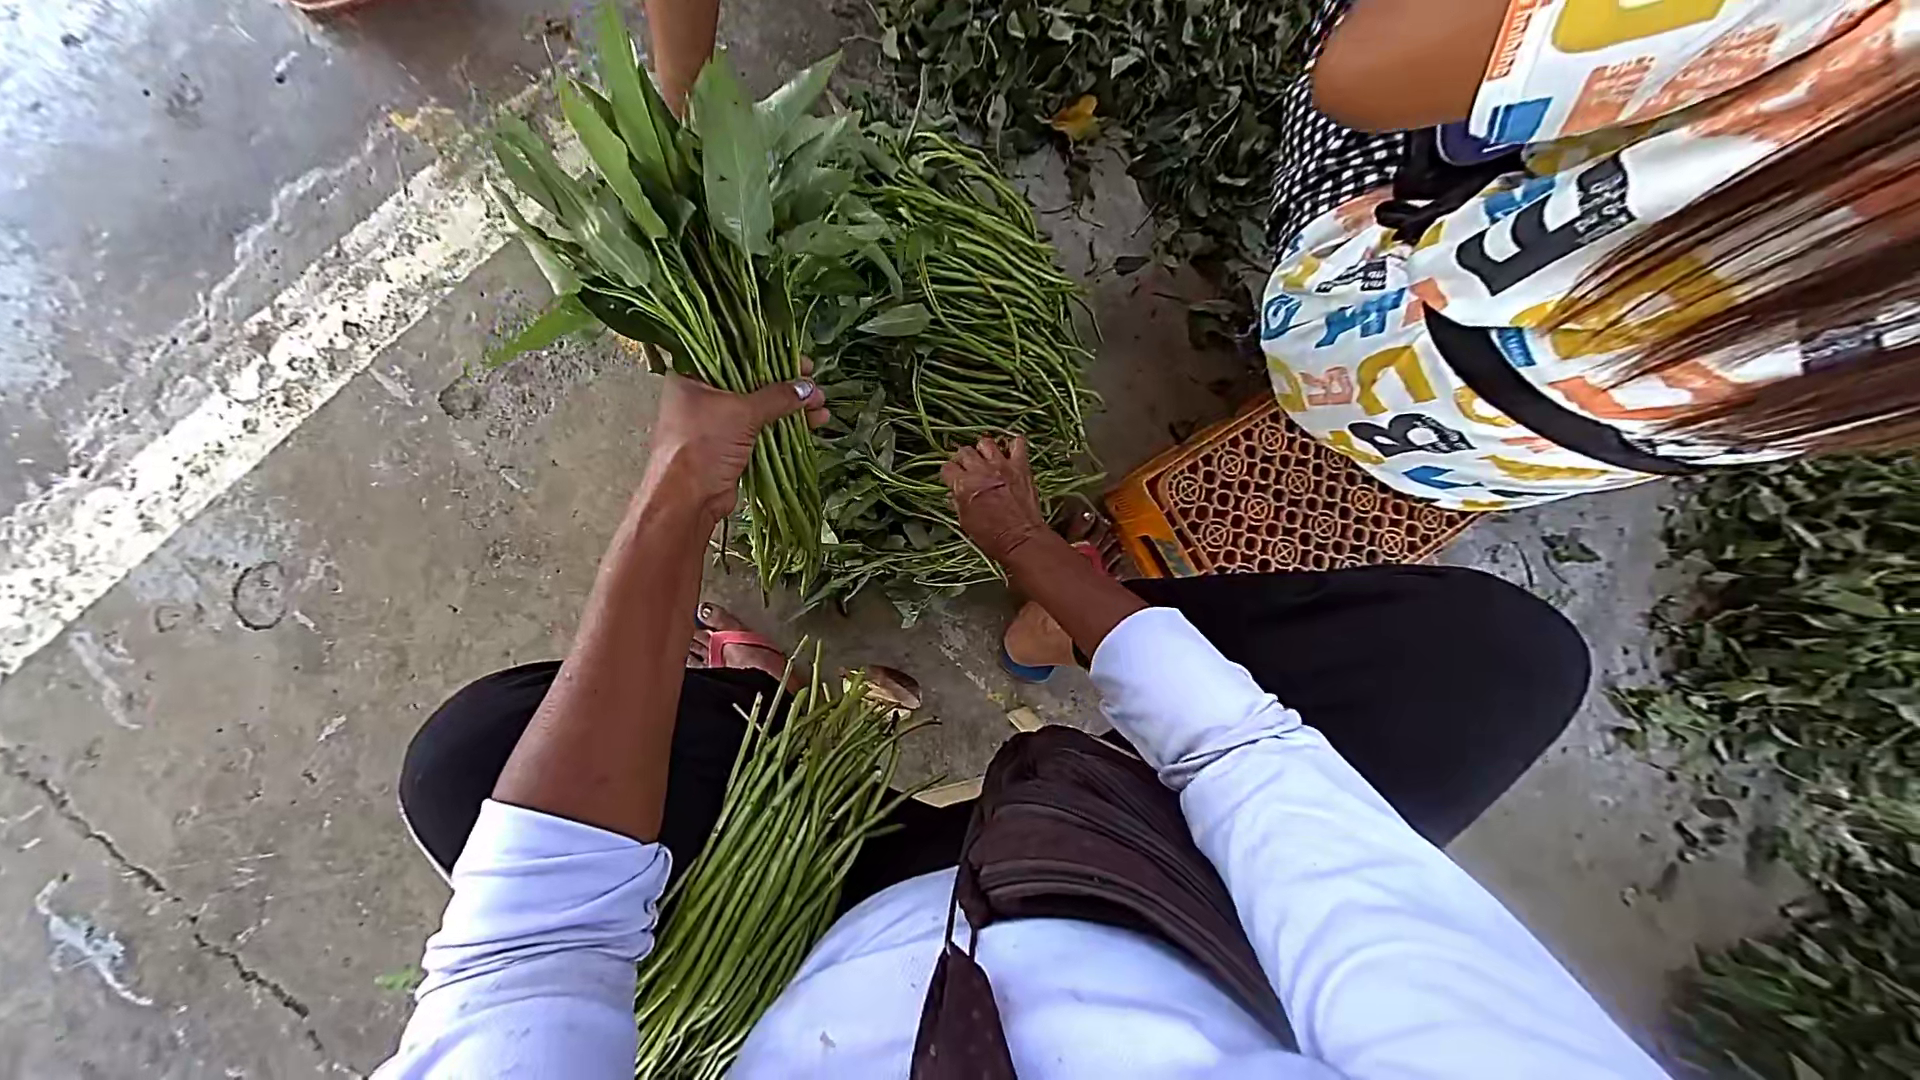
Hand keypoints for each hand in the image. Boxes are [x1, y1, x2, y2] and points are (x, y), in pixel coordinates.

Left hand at [642, 371, 828, 523]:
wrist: (687, 498)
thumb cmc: (701, 445)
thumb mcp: (741, 412)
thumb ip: (776, 397)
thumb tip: (807, 388)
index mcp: (694, 376)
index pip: (737, 354)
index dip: (772, 355)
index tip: (800, 362)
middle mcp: (706, 395)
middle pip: (754, 382)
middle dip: (789, 386)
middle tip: (816, 387)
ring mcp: (720, 422)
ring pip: (763, 408)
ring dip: (793, 409)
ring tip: (821, 409)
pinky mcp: (733, 446)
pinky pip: (765, 430)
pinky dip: (787, 427)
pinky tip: (812, 424)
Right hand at [942, 435, 1049, 564]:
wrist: (1021, 540)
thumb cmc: (990, 536)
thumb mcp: (965, 521)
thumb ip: (957, 502)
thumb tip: (953, 493)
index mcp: (963, 485)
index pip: (947, 468)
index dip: (948, 473)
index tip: (952, 479)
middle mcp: (981, 470)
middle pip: (965, 451)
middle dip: (963, 459)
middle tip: (967, 469)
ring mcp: (1002, 465)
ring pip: (986, 442)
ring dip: (983, 450)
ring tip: (986, 459)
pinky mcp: (1021, 466)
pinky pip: (1018, 443)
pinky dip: (1013, 445)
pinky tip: (1009, 452)